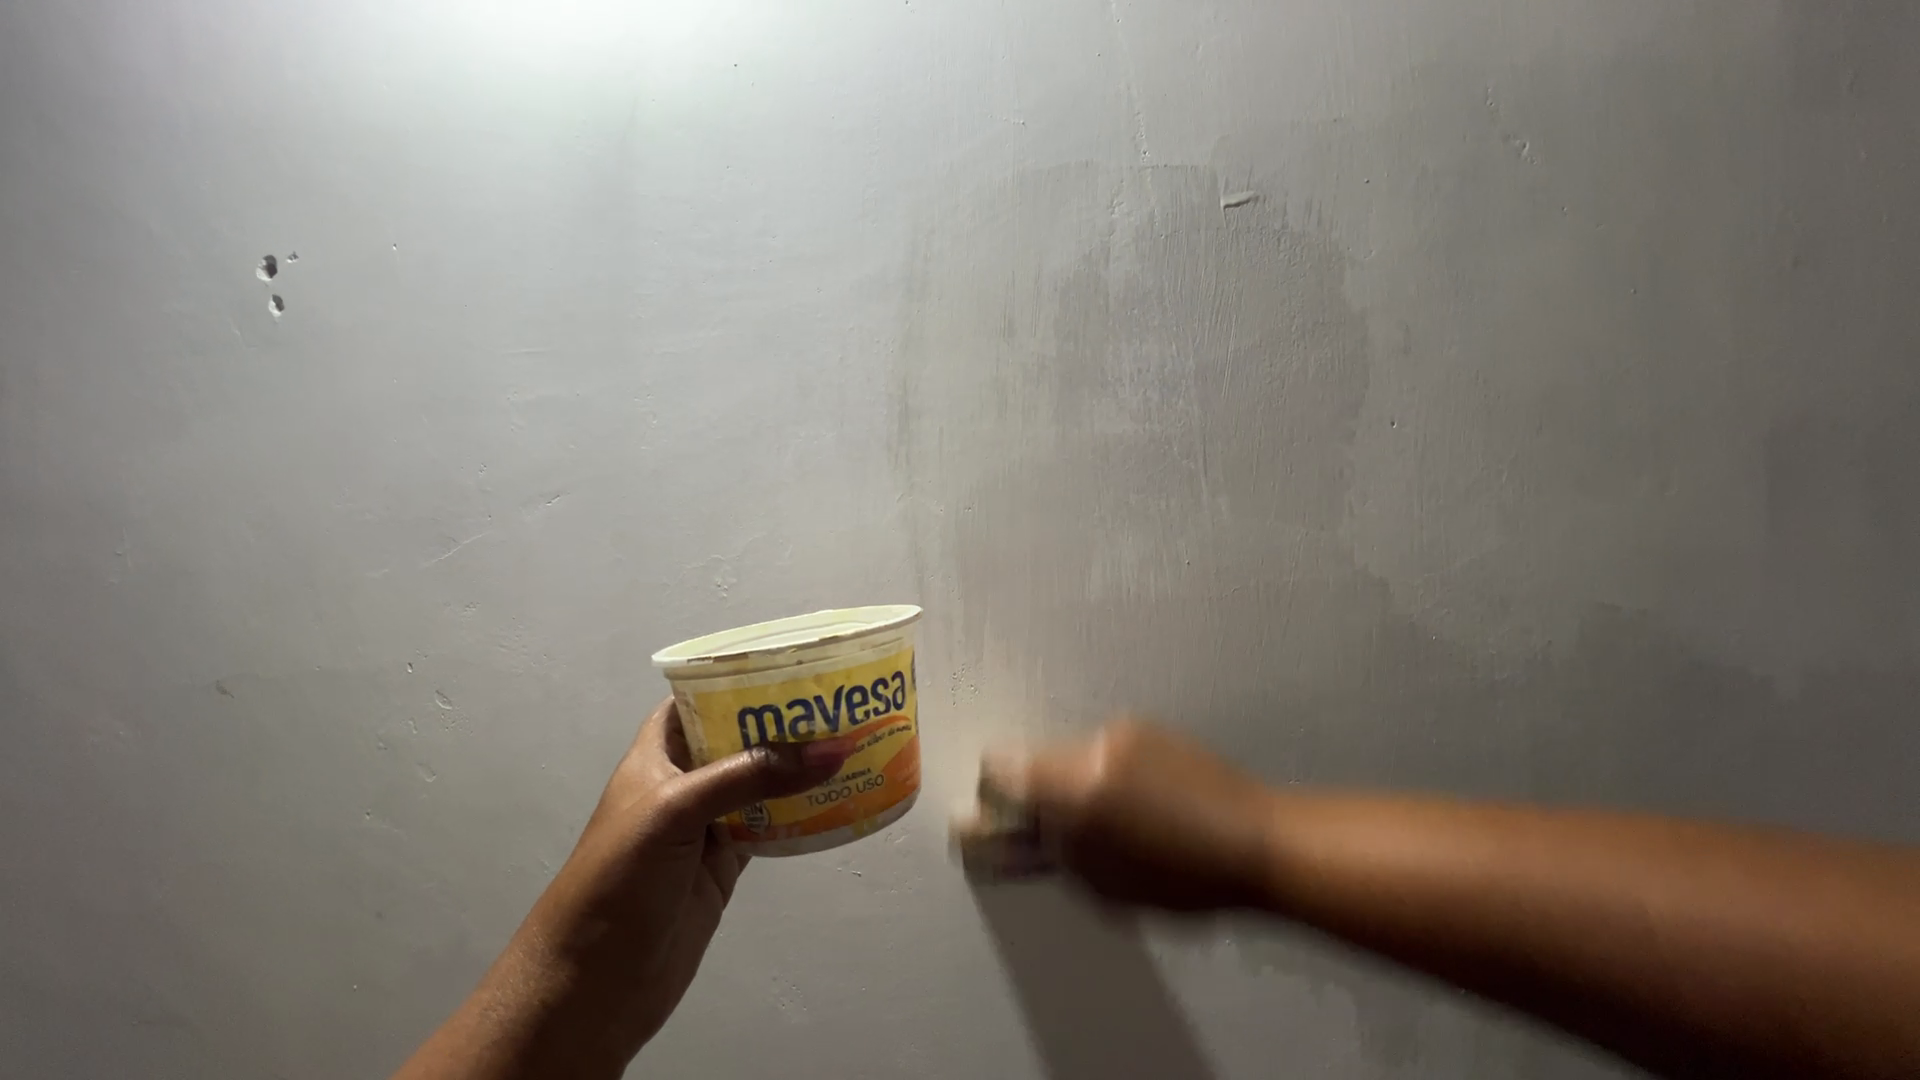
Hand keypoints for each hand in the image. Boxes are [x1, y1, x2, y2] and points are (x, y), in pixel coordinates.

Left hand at [392, 699, 851, 1079]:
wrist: (593, 985)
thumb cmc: (618, 879)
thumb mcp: (676, 810)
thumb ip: (750, 776)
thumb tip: (832, 750)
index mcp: (656, 753)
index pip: (699, 700)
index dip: (739, 680)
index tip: (792, 666)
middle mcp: (684, 780)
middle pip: (740, 738)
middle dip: (784, 723)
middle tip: (839, 702)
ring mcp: (707, 823)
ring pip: (761, 781)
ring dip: (799, 767)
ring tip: (851, 741)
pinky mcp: (727, 860)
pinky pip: (772, 823)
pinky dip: (803, 812)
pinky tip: (838, 797)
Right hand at [964, 719, 1279, 911]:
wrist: (1259, 841)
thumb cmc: (1184, 878)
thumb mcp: (1105, 884)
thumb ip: (1047, 852)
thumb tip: (995, 839)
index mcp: (1080, 789)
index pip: (1001, 767)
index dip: (991, 793)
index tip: (999, 817)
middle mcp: (1096, 747)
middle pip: (1037, 760)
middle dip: (1041, 795)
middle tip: (1069, 832)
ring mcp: (1124, 732)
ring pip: (1073, 756)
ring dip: (1079, 786)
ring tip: (1121, 823)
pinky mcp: (1148, 727)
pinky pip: (1105, 750)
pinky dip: (1108, 775)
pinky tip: (1144, 804)